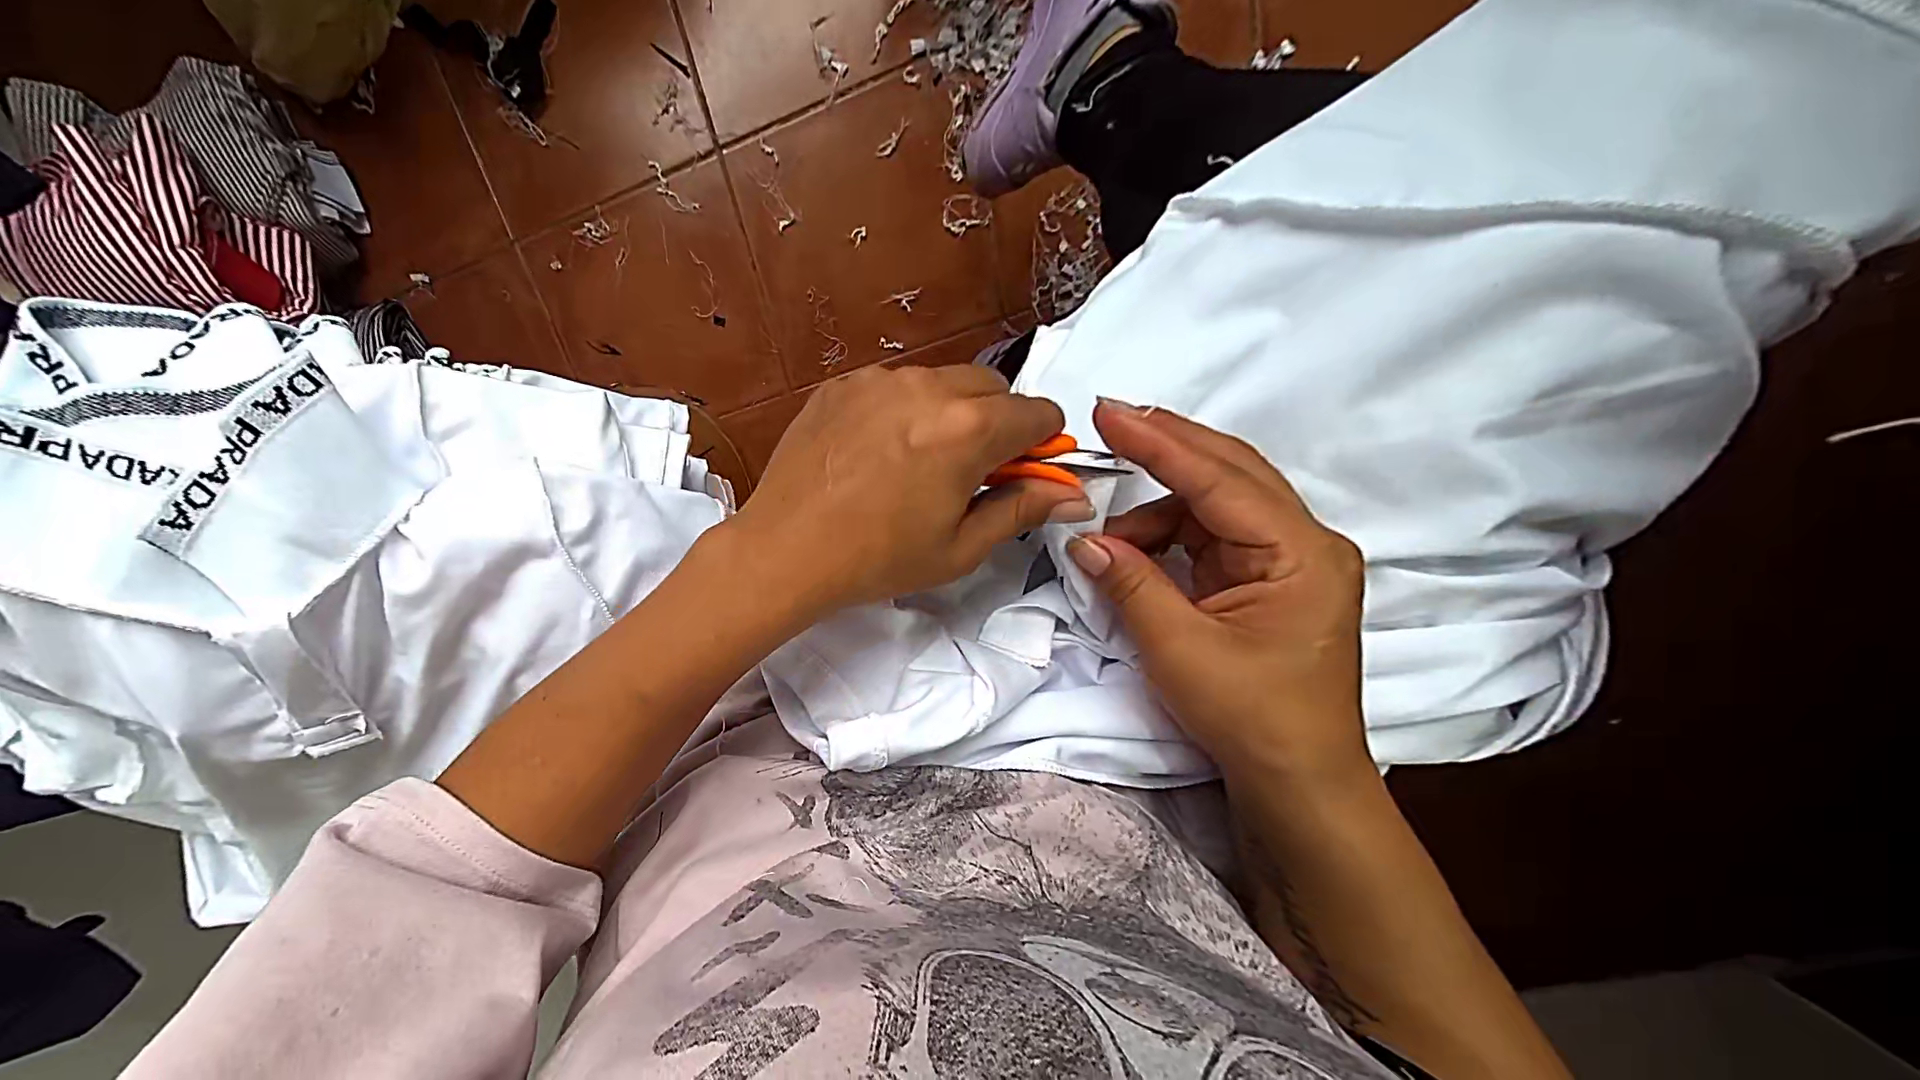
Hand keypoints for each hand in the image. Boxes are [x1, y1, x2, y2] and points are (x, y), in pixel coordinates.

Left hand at [731, 364, 1090, 613]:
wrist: (785, 551)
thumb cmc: (875, 558)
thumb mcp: (961, 546)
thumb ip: (1023, 508)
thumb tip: (1072, 496)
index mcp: (968, 429)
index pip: (1039, 413)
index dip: (1043, 444)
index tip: (1028, 469)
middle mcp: (927, 389)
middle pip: (996, 389)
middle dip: (999, 424)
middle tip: (975, 471)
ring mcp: (880, 380)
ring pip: (945, 381)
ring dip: (953, 413)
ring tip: (923, 462)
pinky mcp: (845, 384)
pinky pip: (897, 384)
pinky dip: (905, 409)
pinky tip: (883, 452)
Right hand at [1067, 399, 1370, 784]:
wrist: (1297, 781)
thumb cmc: (1250, 719)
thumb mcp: (1179, 649)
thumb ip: (1131, 584)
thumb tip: (1084, 540)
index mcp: (1300, 553)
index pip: (1220, 479)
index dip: (1159, 443)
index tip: (1109, 413)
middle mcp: (1305, 542)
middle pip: (1229, 472)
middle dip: (1167, 448)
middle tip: (1111, 421)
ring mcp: (1289, 559)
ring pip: (1217, 502)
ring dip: (1159, 510)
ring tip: (1109, 541)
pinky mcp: (1269, 577)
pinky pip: (1213, 534)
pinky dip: (1170, 536)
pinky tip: (1136, 551)